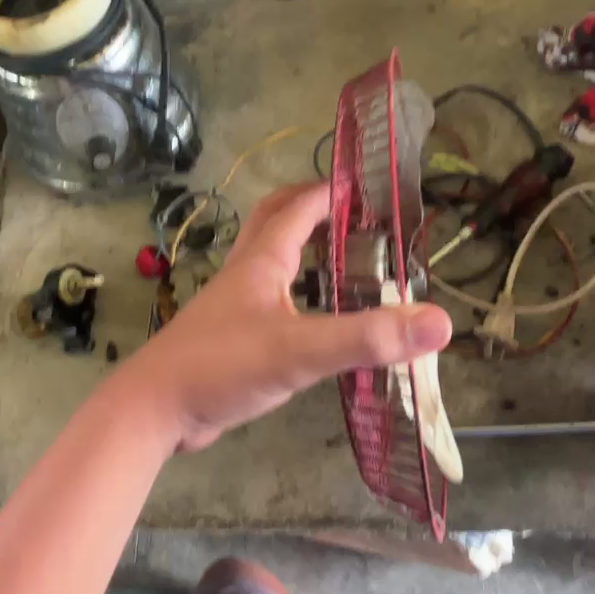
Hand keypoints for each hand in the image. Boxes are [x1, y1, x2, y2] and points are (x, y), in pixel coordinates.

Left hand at [121, 183, 452, 451]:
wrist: (155, 409)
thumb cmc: (222, 366)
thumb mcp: (300, 349)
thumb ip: (366, 337)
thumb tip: (439, 322)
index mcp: (262, 261)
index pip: (299, 208)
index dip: (331, 191)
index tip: (368, 183)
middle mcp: (246, 273)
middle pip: (276, 222)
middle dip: (312, 209)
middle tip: (355, 215)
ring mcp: (235, 305)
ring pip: (271, 261)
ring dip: (304, 250)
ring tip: (345, 262)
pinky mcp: (231, 338)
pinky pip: (270, 301)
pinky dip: (296, 294)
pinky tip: (316, 321)